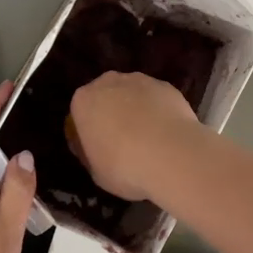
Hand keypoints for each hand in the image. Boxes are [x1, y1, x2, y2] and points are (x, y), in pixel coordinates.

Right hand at [68, 71, 201, 201]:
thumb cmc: (124, 167)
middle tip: (124, 142)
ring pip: (132, 93)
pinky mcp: (164, 85)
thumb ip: (91, 155)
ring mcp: (138, 80)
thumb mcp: (96, 172)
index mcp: (83, 101)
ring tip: (150, 140)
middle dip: (112, 113)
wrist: (171, 155)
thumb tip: (95, 148)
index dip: (90, 130)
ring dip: (136, 109)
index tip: (100, 148)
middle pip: (106, 96)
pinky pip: (156, 98)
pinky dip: (159, 111)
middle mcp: (107, 82)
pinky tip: (168, 134)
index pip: (80, 112)